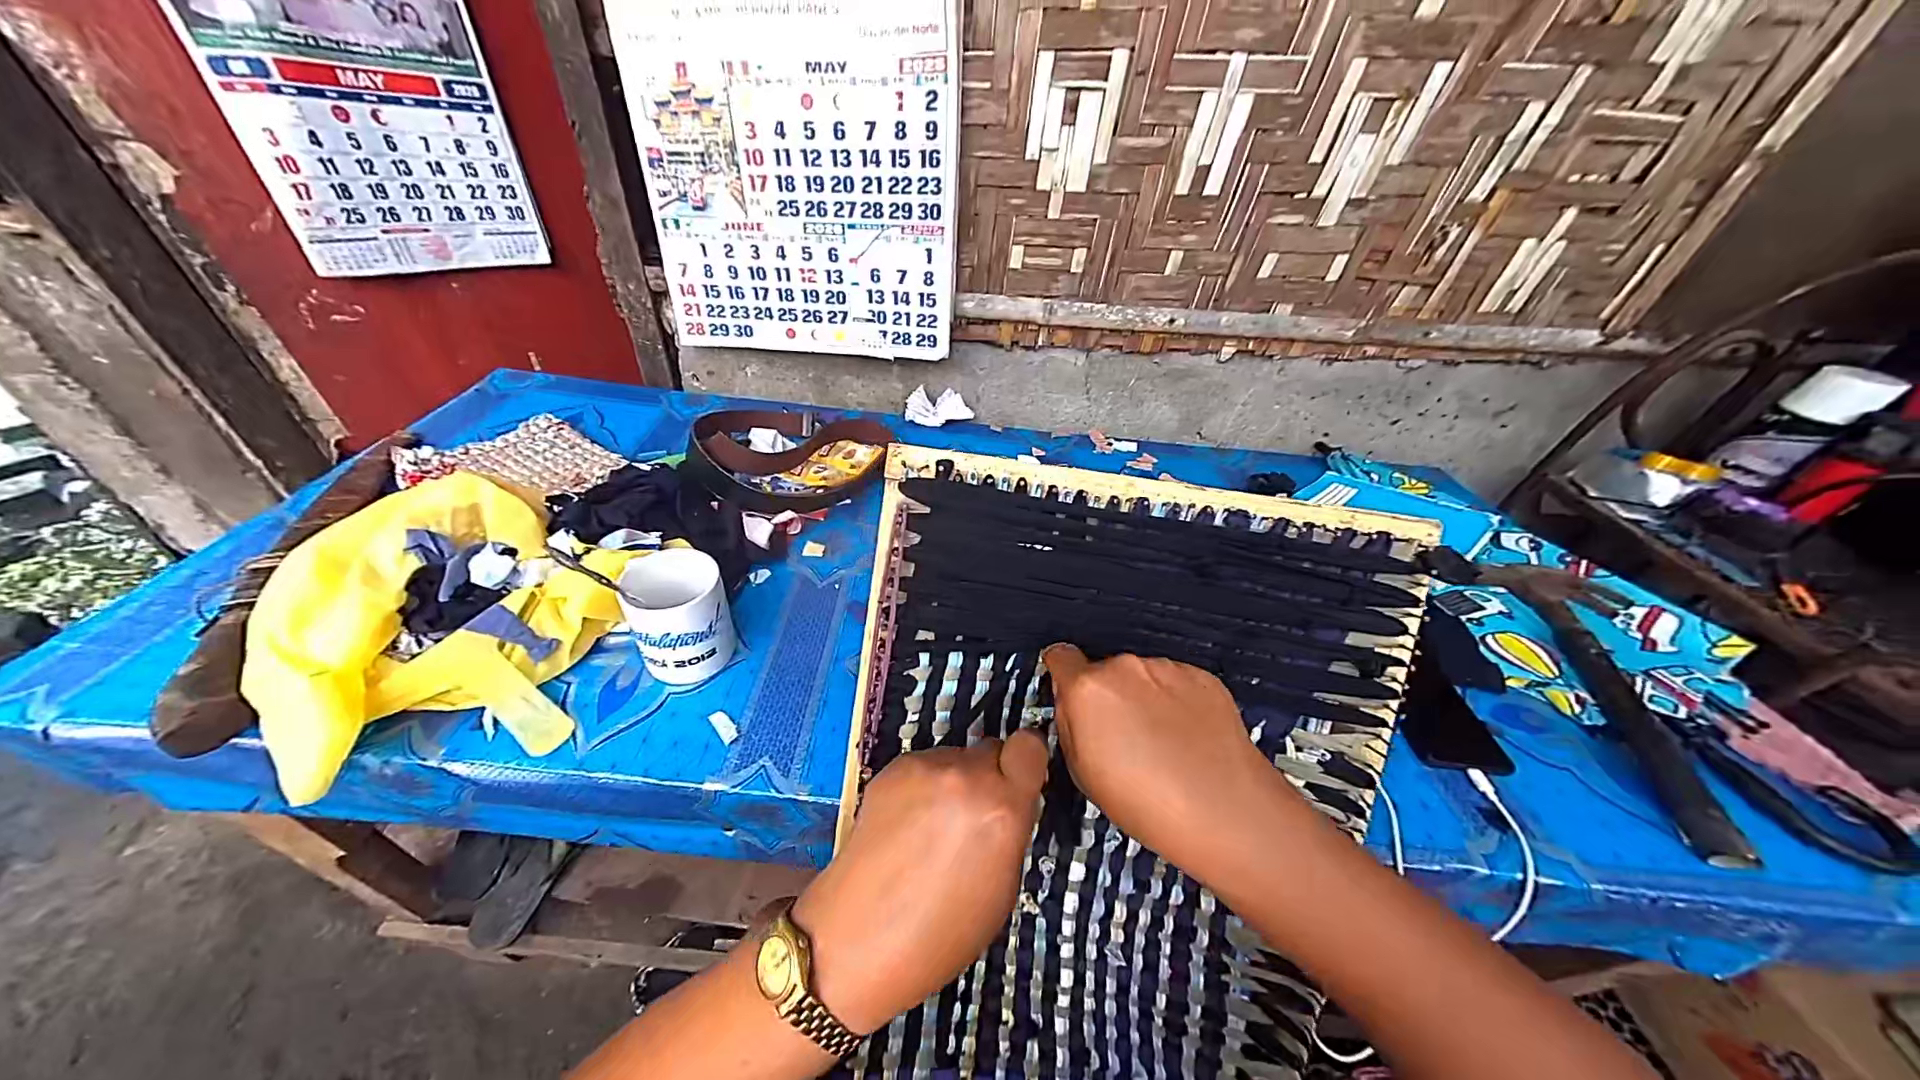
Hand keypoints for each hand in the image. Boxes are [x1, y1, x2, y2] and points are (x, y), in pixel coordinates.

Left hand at [791, 731, 1046, 1033]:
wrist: (860, 935)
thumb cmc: (940, 931)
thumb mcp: (1003, 886)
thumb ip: (1011, 828)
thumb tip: (1010, 801)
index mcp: (1003, 808)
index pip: (1029, 746)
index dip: (1026, 762)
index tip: (1019, 778)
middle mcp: (966, 777)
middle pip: (991, 751)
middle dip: (989, 778)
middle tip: (975, 816)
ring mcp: (926, 768)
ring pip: (956, 759)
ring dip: (954, 783)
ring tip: (933, 829)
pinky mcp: (893, 768)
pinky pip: (925, 766)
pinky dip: (924, 787)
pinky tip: (908, 825)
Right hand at [1042, 644, 1314, 884]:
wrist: (1224, 811)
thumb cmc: (1151, 803)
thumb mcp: (1082, 772)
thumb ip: (1068, 724)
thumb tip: (1070, 707)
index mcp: (1087, 689)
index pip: (1061, 657)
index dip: (1062, 676)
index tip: (1068, 691)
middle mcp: (1125, 668)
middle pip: (1103, 671)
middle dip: (1107, 696)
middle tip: (1119, 738)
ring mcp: (1166, 670)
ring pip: (1140, 676)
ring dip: (1142, 699)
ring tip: (1158, 744)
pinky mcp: (1202, 678)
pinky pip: (1175, 682)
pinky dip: (1175, 702)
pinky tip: (1183, 739)